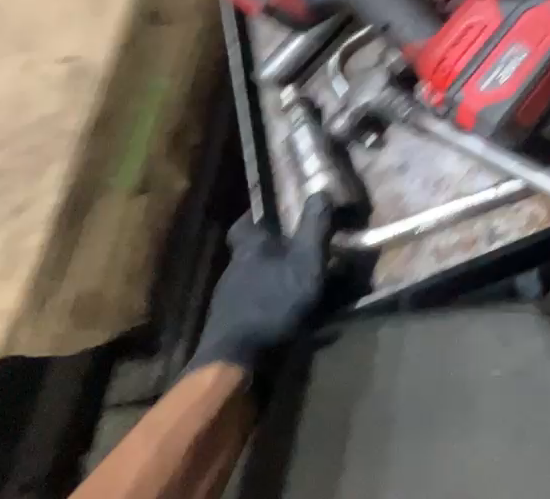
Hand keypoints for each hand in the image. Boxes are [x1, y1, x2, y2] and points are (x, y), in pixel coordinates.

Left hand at [187, 195, 332, 373]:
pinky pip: (254, 304)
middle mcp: (234, 270)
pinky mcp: (231, 325)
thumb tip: (321, 190)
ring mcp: (228, 300)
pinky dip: (272, 303)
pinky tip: (290, 313)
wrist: (237, 359)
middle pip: (250, 252)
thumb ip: (314, 226)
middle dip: (274, 249)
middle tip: (302, 248)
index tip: (274, 213)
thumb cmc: (275, 301)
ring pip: (253, 279)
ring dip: (274, 278)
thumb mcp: (306, 259)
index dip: (256, 217)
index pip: (243, 225)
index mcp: (250, 250)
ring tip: (301, 283)